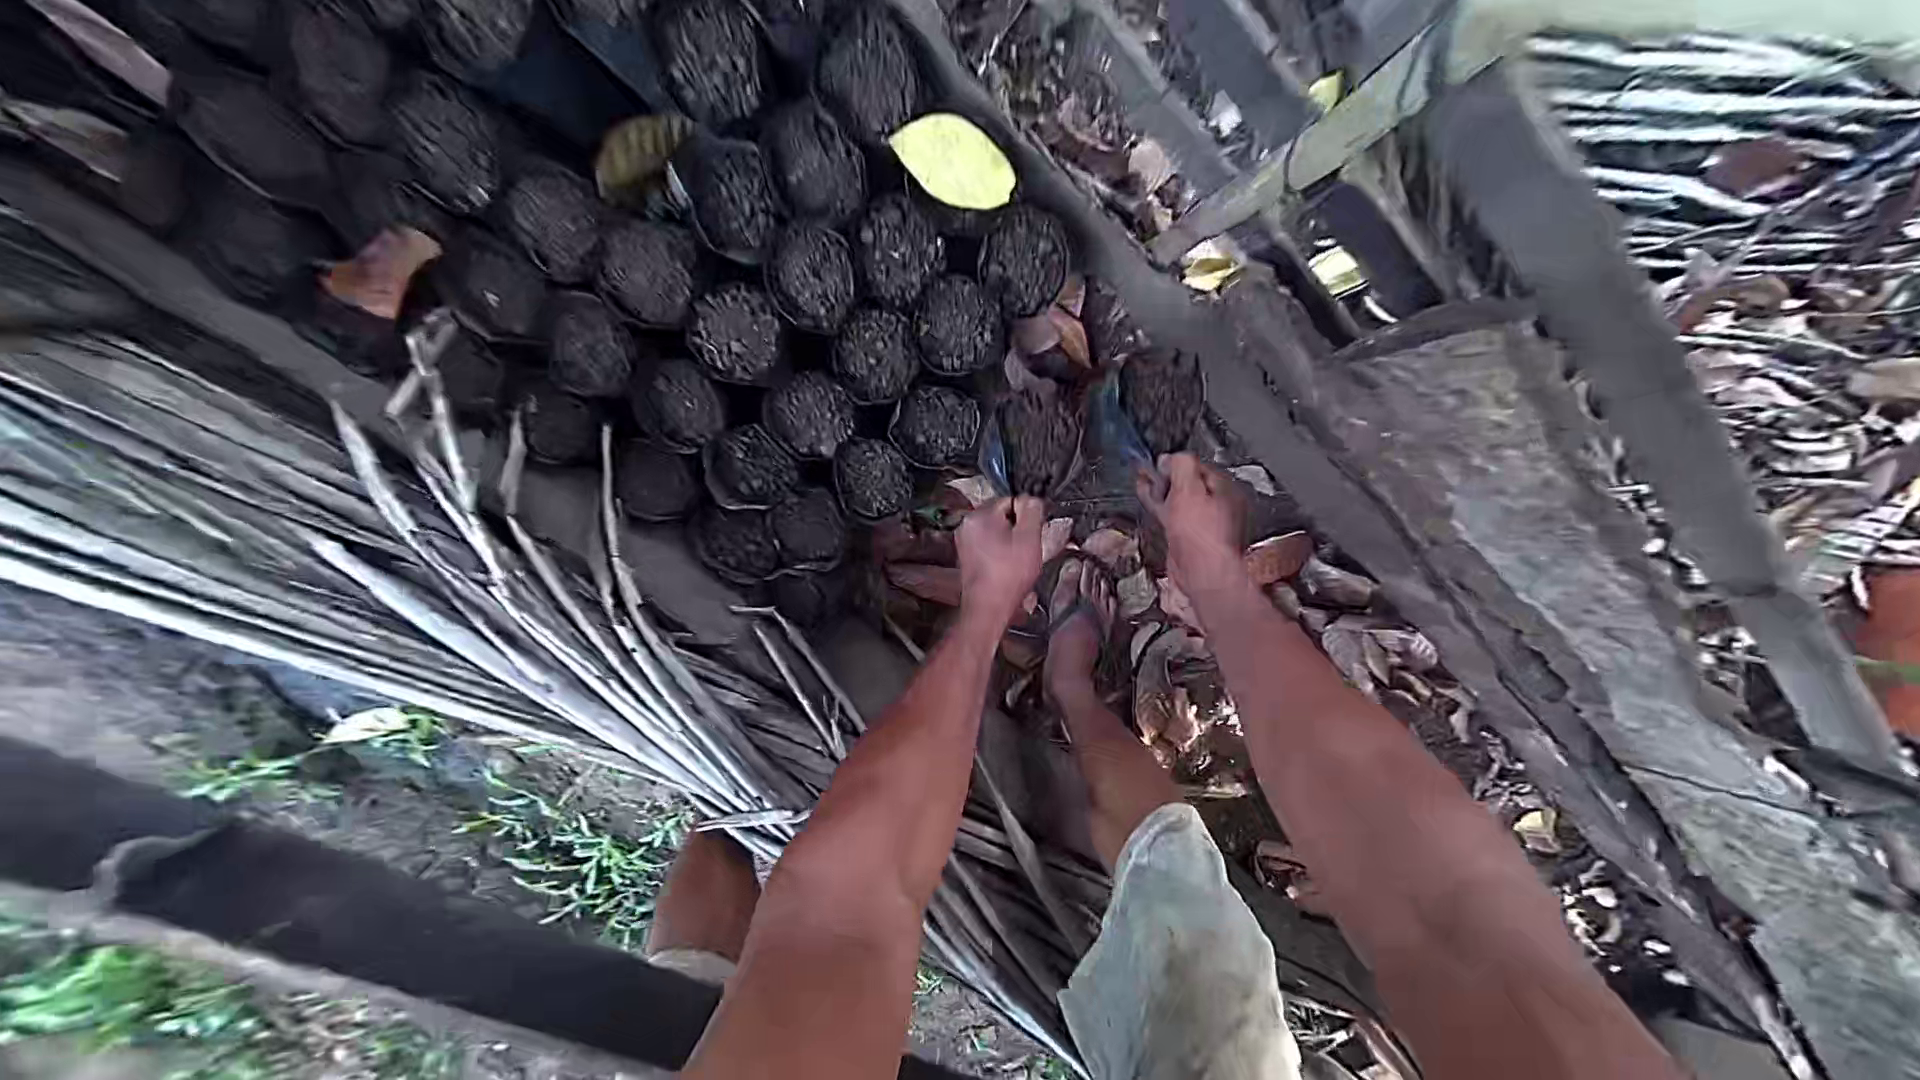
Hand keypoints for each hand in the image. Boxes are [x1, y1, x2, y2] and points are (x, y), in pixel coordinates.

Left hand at [956, 495, 1043, 626]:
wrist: (988, 607)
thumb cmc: (1009, 575)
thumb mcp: (1030, 538)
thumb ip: (1032, 511)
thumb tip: (1031, 498)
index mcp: (979, 515)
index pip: (1009, 500)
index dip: (1026, 514)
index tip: (1033, 532)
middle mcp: (967, 524)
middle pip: (1001, 514)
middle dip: (1016, 527)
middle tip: (1026, 547)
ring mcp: (964, 540)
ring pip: (995, 529)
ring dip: (1008, 539)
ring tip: (1016, 558)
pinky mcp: (966, 555)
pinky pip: (987, 543)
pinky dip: (999, 550)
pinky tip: (1006, 565)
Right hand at [1137, 453, 1246, 596]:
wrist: (1202, 574)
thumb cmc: (1202, 535)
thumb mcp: (1189, 490)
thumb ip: (1181, 467)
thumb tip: (1172, 457)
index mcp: (1226, 490)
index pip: (1199, 467)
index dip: (1176, 463)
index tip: (1159, 462)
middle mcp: (1219, 506)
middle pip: (1189, 483)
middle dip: (1167, 476)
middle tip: (1149, 470)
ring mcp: (1204, 523)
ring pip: (1179, 500)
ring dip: (1161, 491)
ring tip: (1144, 482)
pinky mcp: (1190, 538)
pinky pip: (1174, 516)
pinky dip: (1161, 507)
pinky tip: (1150, 502)